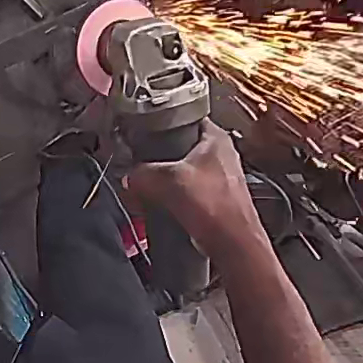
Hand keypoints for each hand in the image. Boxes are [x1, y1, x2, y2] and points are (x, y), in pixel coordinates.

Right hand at [126, 123, 266, 258]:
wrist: (233, 245)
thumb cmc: (214, 207)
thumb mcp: (168, 181)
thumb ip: (142, 173)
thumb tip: (129, 176)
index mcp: (216, 138)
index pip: (184, 118)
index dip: (161, 124)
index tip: (142, 133)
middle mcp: (220, 154)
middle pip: (179, 147)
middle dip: (157, 159)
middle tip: (140, 166)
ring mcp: (218, 177)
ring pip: (181, 171)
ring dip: (163, 181)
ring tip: (147, 188)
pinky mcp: (213, 198)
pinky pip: (185, 191)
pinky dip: (172, 197)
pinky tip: (161, 205)